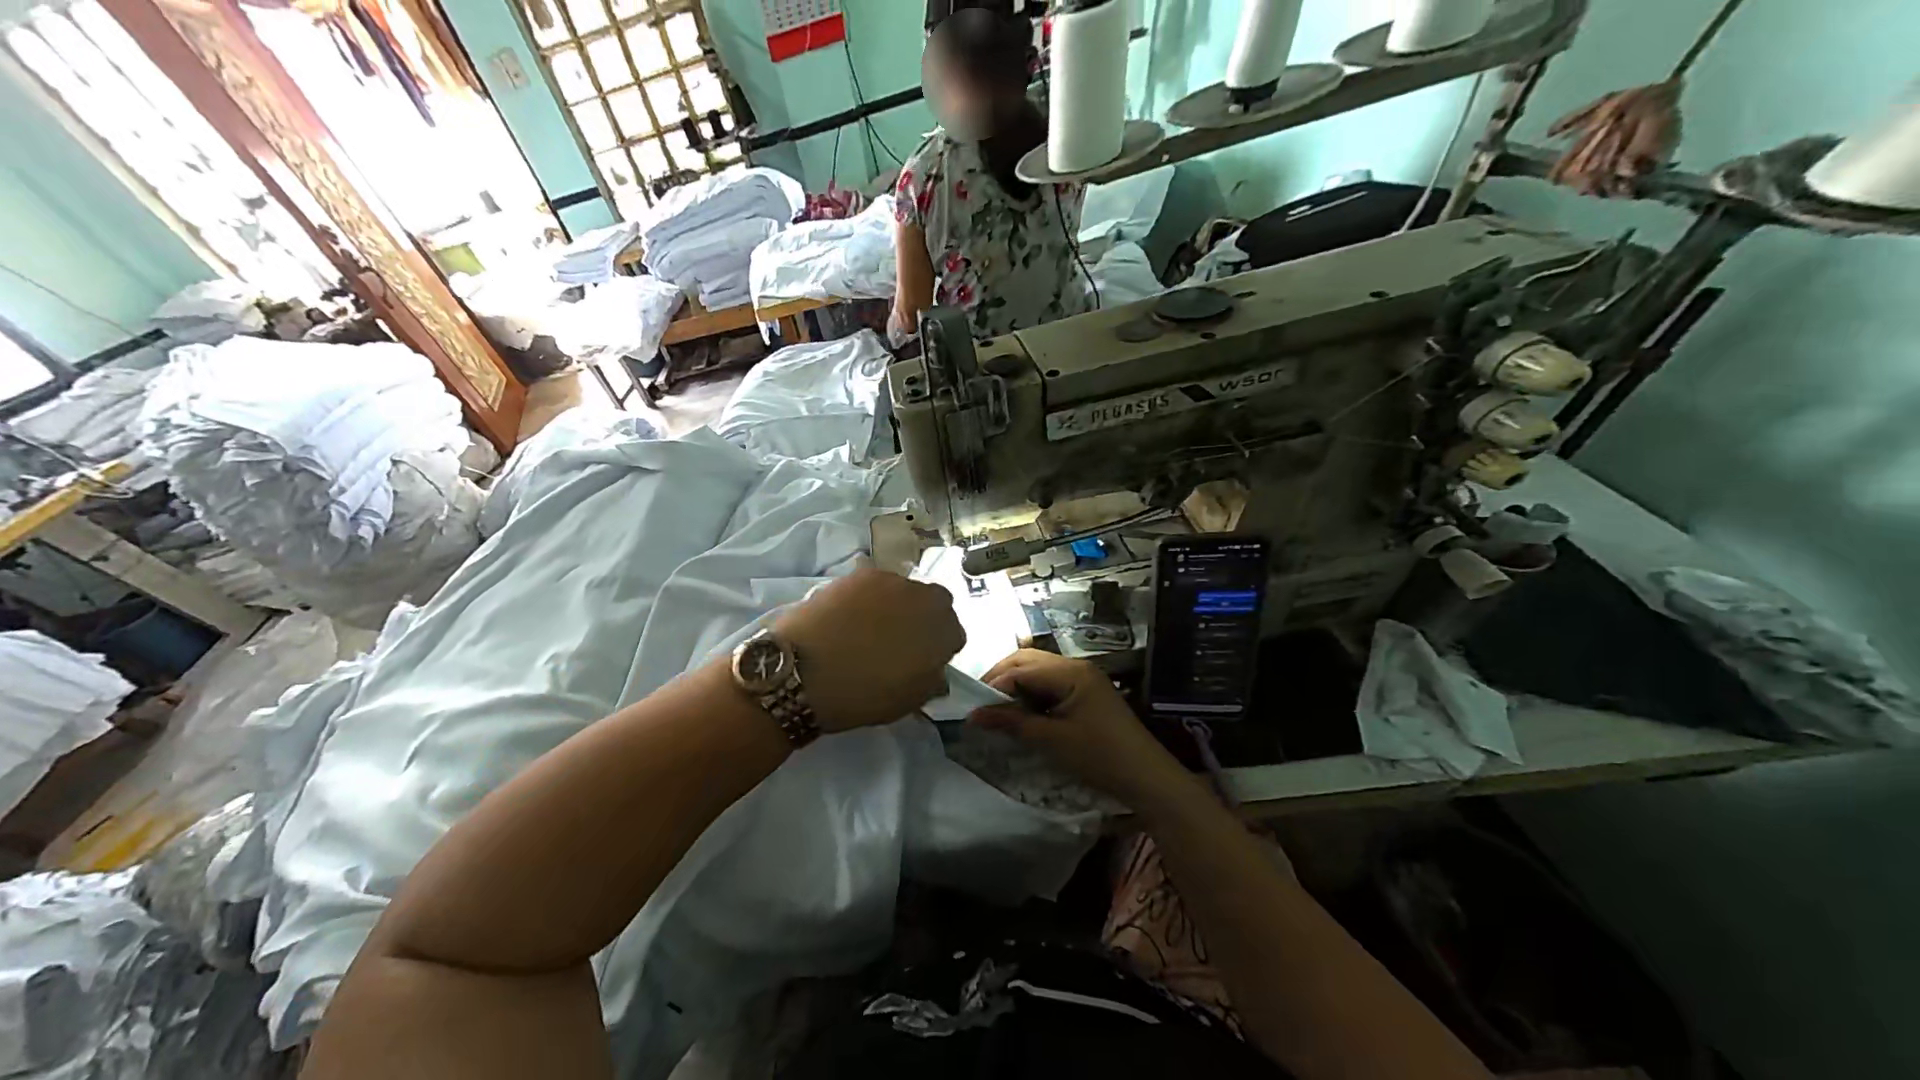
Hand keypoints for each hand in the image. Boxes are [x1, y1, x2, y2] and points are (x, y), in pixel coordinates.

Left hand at [775, 568, 964, 732]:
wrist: (802, 671)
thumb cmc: (863, 694)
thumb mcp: (908, 701)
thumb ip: (931, 679)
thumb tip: (934, 668)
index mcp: (943, 628)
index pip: (954, 633)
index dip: (940, 648)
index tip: (922, 663)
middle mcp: (922, 595)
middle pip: (932, 603)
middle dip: (922, 619)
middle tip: (898, 644)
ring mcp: (888, 580)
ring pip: (901, 591)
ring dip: (894, 606)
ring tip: (867, 630)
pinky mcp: (856, 574)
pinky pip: (871, 586)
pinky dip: (865, 599)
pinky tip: (846, 619)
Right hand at [969, 650, 1192, 808]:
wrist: (1147, 777)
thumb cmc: (1100, 756)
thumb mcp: (1052, 740)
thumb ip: (1013, 723)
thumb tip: (973, 715)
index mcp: (1070, 672)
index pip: (1020, 669)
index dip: (993, 686)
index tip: (972, 708)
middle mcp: (1076, 667)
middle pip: (1028, 661)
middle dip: (1001, 679)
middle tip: (980, 704)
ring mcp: (1084, 679)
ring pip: (1038, 671)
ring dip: (1015, 686)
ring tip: (996, 710)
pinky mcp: (1087, 693)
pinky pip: (1050, 684)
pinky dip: (1031, 694)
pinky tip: (1021, 713)